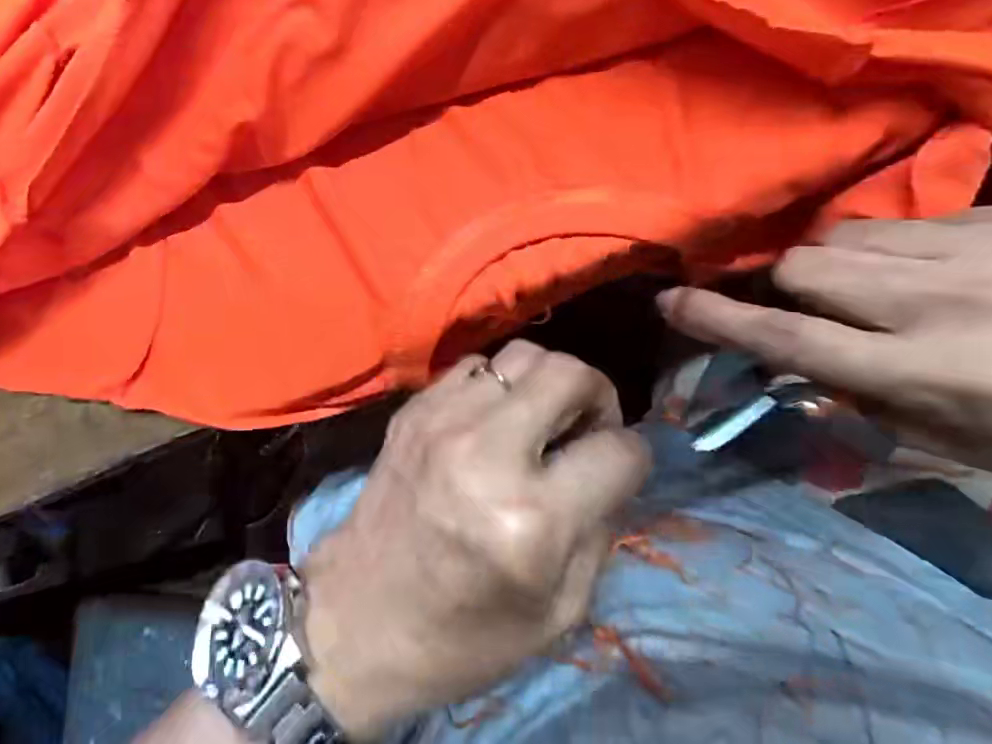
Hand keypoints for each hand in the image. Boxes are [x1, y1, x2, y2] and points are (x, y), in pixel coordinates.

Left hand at [299, 340, 651, 738]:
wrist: (360, 618)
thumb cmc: (466, 636)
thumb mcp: (561, 610)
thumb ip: (602, 528)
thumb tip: (616, 463)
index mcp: (531, 521)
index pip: (619, 450)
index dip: (632, 458)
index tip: (617, 469)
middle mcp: (487, 454)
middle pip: (570, 373)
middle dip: (597, 396)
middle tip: (585, 429)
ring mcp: (443, 422)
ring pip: (523, 355)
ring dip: (546, 384)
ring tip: (539, 421)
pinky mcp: (414, 410)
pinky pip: (477, 366)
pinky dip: (499, 387)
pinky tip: (492, 423)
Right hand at [657, 202, 991, 548]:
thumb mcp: (962, 445)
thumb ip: (864, 388)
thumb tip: (788, 340)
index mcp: (956, 381)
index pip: (800, 339)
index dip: (723, 318)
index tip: (671, 300)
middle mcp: (979, 305)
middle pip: (819, 264)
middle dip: (797, 284)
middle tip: (815, 304)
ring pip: (864, 233)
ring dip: (853, 263)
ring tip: (895, 289)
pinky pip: (936, 219)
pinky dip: (923, 249)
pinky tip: (969, 272)